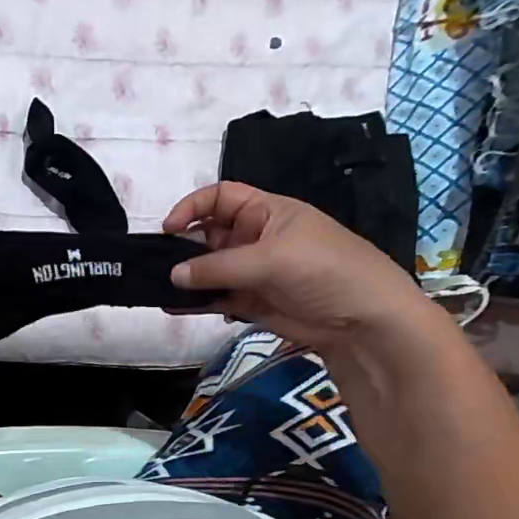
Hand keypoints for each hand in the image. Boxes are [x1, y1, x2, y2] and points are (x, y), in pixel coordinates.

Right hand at [163, 182, 432, 353]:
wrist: (363, 321)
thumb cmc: (324, 270)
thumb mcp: (272, 259)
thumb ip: (219, 267)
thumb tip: (173, 275)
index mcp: (266, 212)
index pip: (220, 197)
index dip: (192, 207)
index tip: (168, 229)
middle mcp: (255, 238)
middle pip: (208, 234)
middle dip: (182, 246)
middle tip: (156, 263)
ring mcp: (251, 272)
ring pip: (208, 269)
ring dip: (185, 277)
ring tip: (156, 287)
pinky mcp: (250, 303)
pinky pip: (215, 298)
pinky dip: (194, 302)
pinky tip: (172, 307)